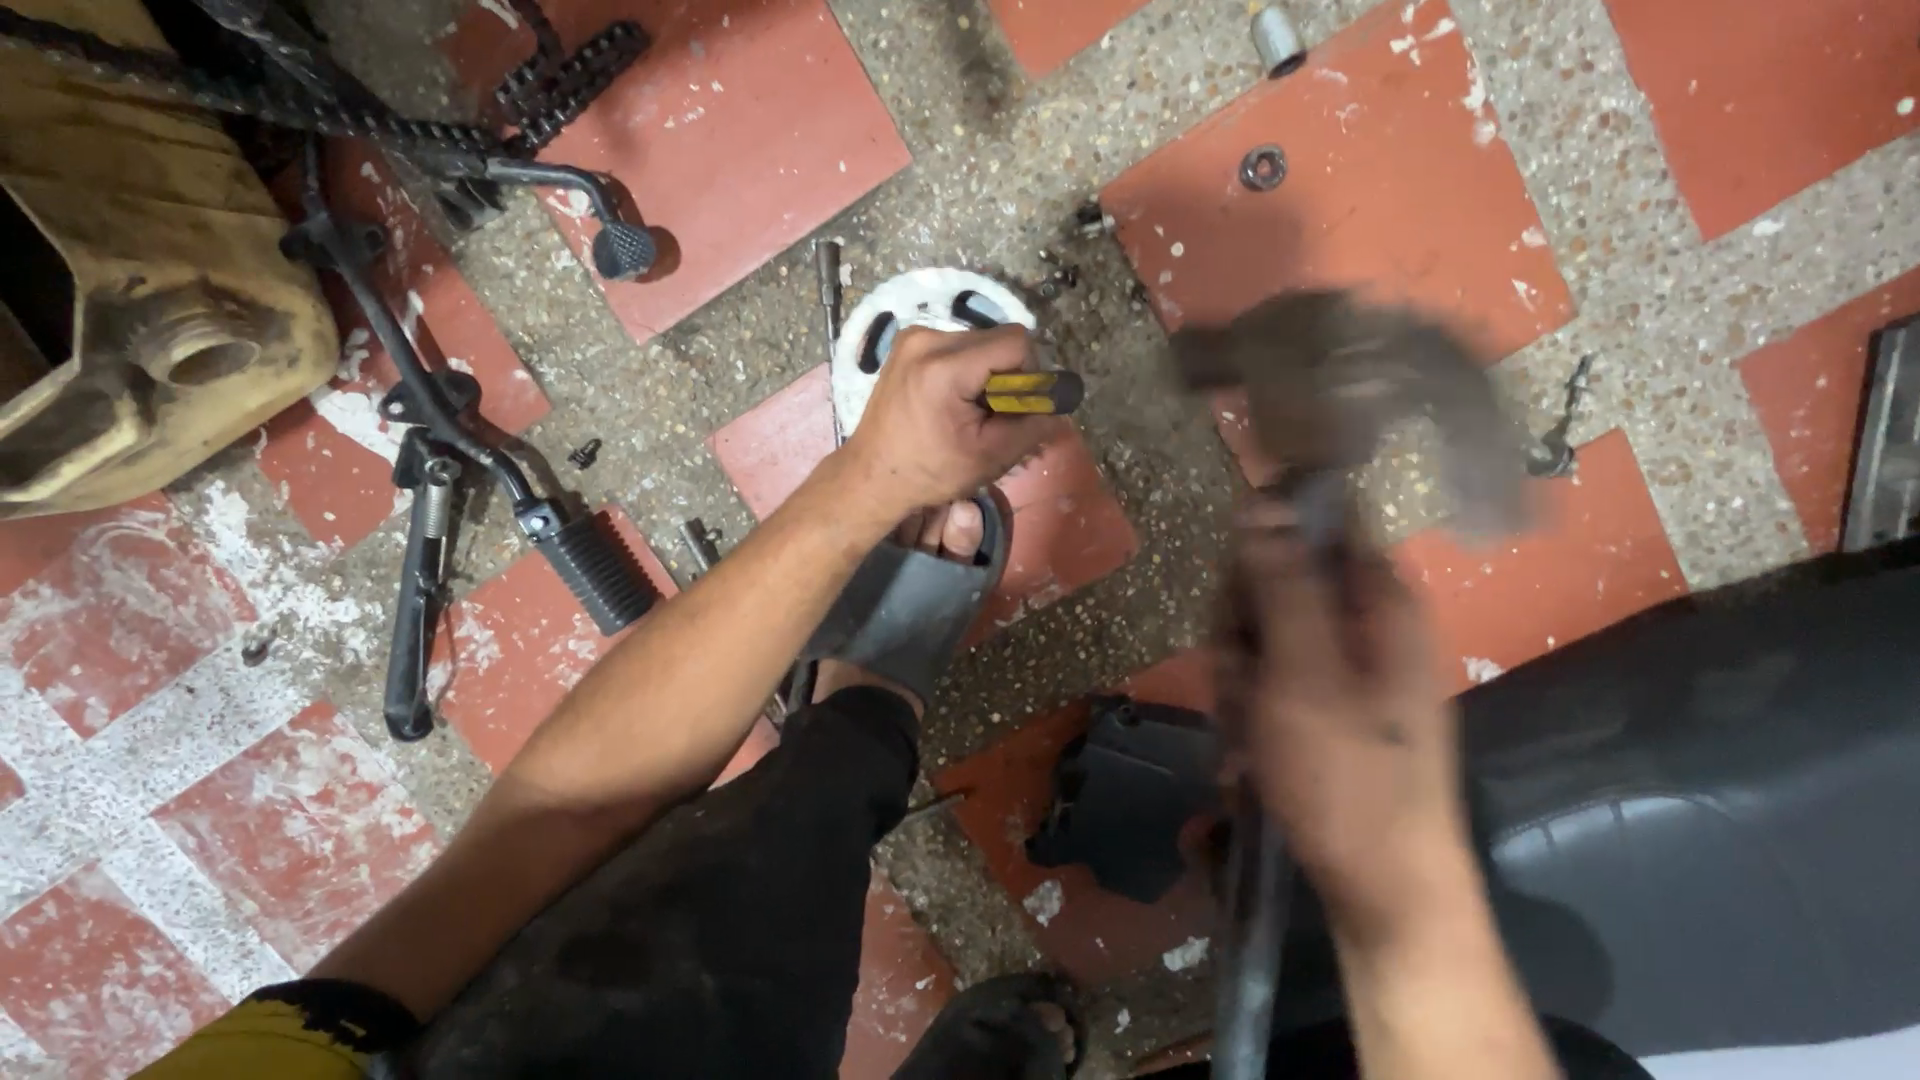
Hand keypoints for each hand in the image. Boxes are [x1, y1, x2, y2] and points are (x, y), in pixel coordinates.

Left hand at [840, 325, 1062, 518]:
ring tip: (970, 412)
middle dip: (1006, 376)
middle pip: (997, 340)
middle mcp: (926, 338)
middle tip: (992, 416)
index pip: (1016, 342)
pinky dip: (966, 371)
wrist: (871, 475)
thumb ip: (1032, 426)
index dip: (1029, 374)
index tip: (1015, 408)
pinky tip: (952, 403)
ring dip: (986, 374)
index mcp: (945, 365)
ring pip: (979, 343)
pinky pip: (957, 346)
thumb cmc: (928, 472)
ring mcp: (912, 337)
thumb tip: (1060, 406)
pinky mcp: (907, 343)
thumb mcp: (990, 457)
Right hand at [1217, 499, 1471, 942]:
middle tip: (1238, 678)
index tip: (1236, 599)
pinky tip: (1247, 754)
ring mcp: (1343, 669)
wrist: (1382, 887)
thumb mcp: (1303, 673)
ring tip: (1245, 732)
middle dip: (1239, 632)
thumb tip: (1262, 498)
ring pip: (1259, 637)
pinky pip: (1267, 682)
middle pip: (1274, 583)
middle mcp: (1366, 624)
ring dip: (1236, 681)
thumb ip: (1282, 582)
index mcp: (1379, 600)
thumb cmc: (1348, 777)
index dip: (1260, 550)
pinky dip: (1248, 713)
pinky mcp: (1323, 707)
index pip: (1312, 525)